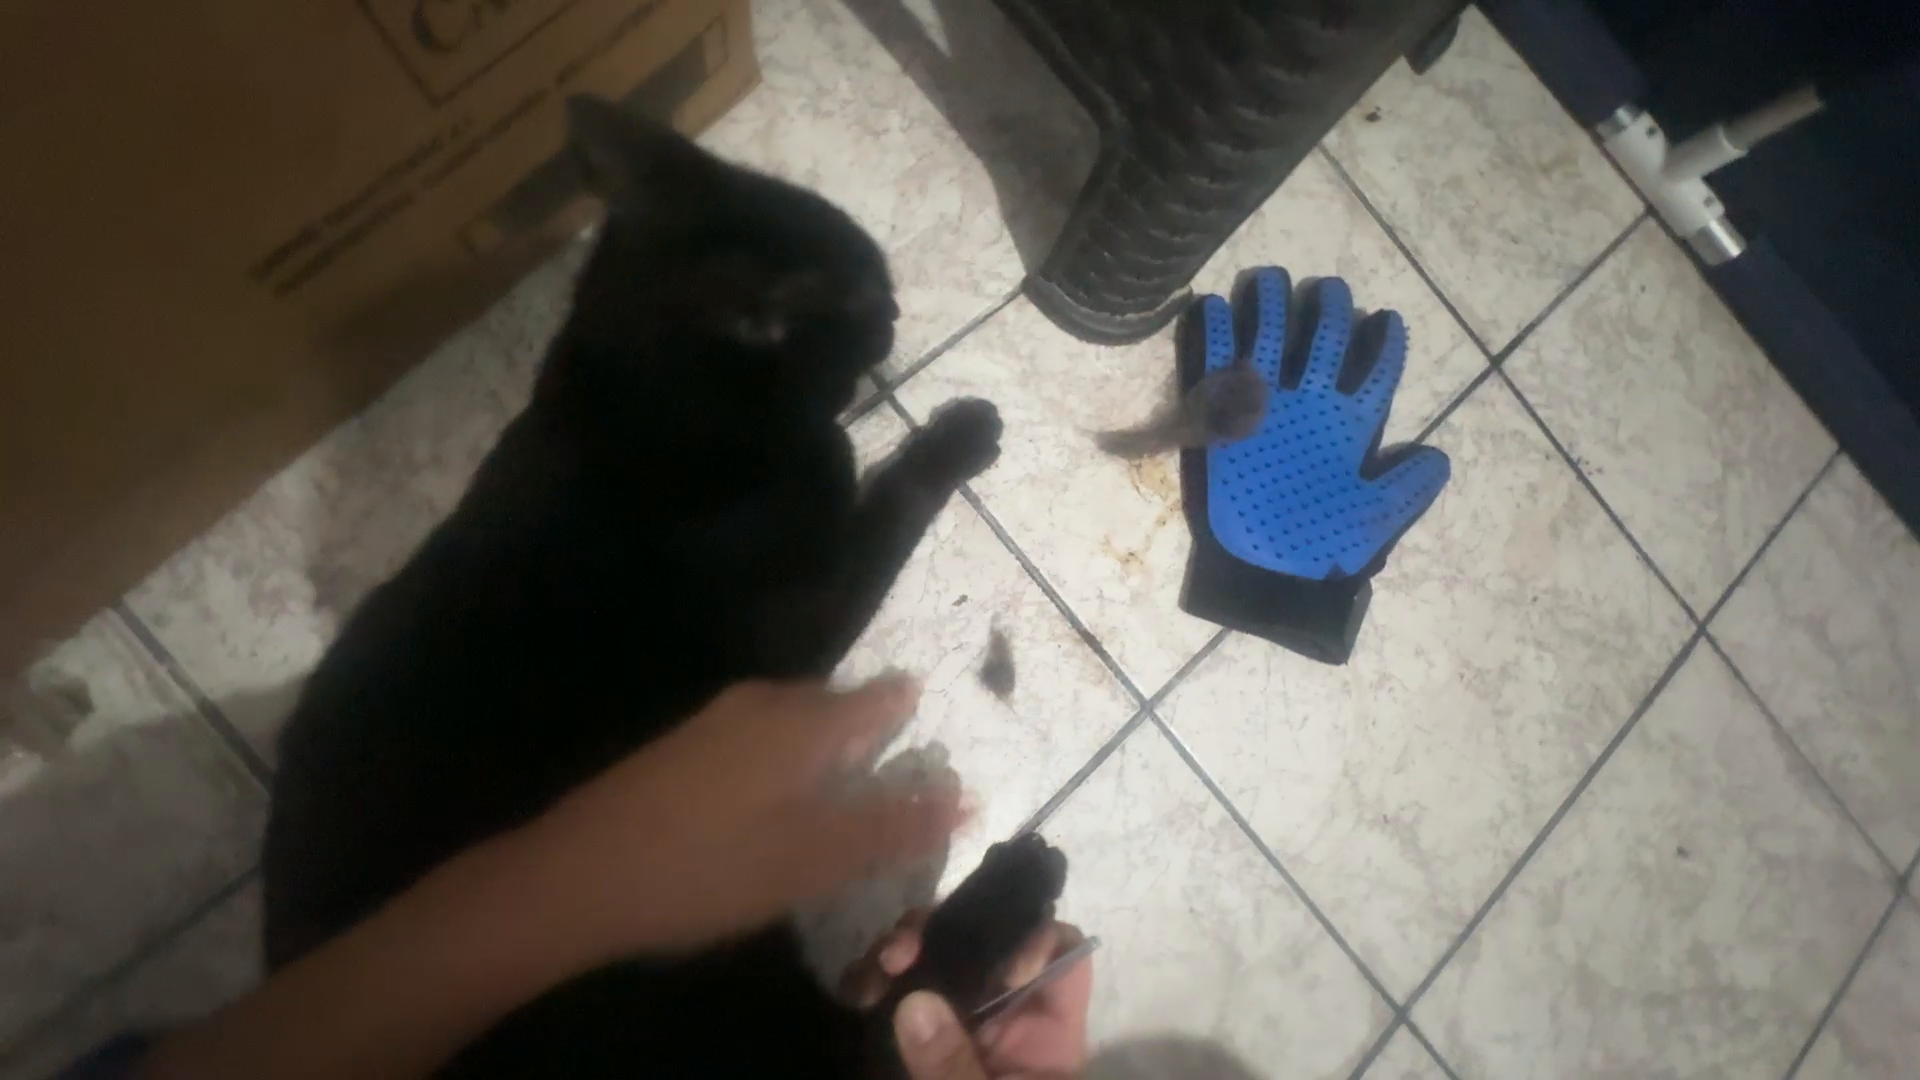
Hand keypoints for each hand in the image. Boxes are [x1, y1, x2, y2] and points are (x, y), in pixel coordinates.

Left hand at [516, 676, 970, 960]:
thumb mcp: (814, 858)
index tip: (926, 720)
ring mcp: (719, 717)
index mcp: (805, 722)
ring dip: (824, 740)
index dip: (906, 708)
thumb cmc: (711, 865)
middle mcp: (765, 703)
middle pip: (836, 703)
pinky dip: (784, 752)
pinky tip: (772, 792)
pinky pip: (759, 731)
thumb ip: (892, 827)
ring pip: (794, 716)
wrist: (576, 874)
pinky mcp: (686, 741)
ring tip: (837, 780)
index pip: (878, 698)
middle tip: (887, 764)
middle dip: (867, 725)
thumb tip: (964, 798)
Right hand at [843, 910, 1092, 1078]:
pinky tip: (856, 989)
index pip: (1061, 955)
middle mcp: (1001, 1017)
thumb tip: (915, 1002)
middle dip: (943, 929)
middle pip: (984, 941)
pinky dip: (875, 979)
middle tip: (904, 947)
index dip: (1036, 936)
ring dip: (903, 947)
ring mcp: (954, 1026)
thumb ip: (956, 1072)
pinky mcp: (910, 1043)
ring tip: (877, 967)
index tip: (997, 960)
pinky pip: (897, 993)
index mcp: (1044, 1035)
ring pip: (936, 957)